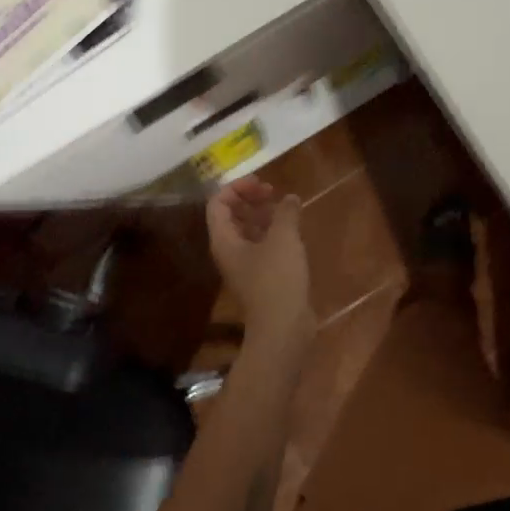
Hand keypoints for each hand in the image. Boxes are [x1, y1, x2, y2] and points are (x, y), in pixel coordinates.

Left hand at [206, 177, 312, 346]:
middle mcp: (228, 251)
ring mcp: (244, 266)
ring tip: (285, 208)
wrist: (283, 327)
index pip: (218, 203)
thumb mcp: (283, 239)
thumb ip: (285, 213)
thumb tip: (289, 198)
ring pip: (247, 231)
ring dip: (262, 215)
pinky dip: (272, 233)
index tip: (262, 183)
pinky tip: (291, 231)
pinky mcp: (261, 277)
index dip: (237, 187)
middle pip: (231, 216)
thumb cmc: (277, 278)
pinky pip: (261, 246)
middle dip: (250, 199)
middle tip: (273, 192)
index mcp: (224, 240)